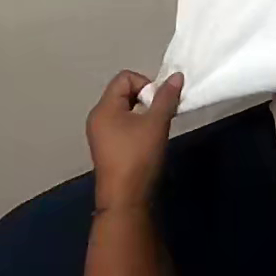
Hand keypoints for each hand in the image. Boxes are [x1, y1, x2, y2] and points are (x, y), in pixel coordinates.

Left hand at [85, 71, 183, 210]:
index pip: (125, 77)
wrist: (126, 199)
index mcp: (104, 108)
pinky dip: (137, 124)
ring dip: (144, 112)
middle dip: (146, 97)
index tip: (158, 102)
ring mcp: (101, 133)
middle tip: (160, 114)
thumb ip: (166, 97)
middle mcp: (98, 117)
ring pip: (125, 108)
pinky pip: (122, 123)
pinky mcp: (107, 146)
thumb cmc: (138, 157)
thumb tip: (177, 76)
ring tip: (157, 127)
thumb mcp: (156, 124)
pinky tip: (149, 139)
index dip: (145, 83)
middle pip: (124, 91)